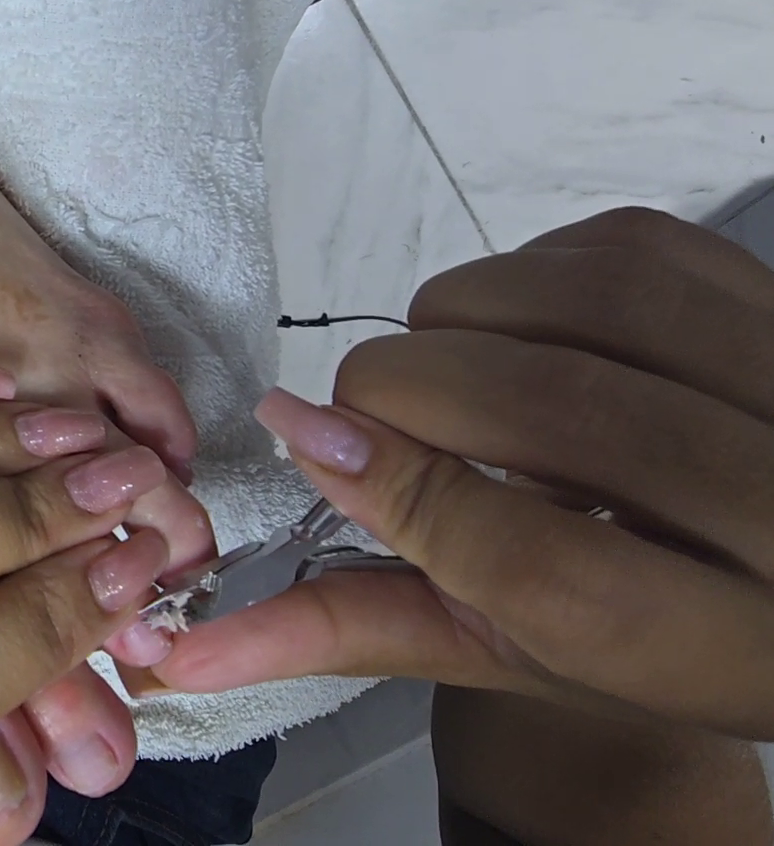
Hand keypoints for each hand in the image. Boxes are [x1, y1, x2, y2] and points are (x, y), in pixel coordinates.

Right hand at [147, 208, 773, 739]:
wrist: (768, 552)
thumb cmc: (609, 623)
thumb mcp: (474, 644)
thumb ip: (332, 630)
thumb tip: (183, 651)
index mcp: (722, 651)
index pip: (536, 562)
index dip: (393, 486)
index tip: (295, 433)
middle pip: (543, 407)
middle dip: (401, 392)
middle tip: (377, 417)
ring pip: (570, 303)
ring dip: (455, 326)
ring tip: (452, 374)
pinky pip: (611, 248)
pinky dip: (518, 278)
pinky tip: (522, 333)